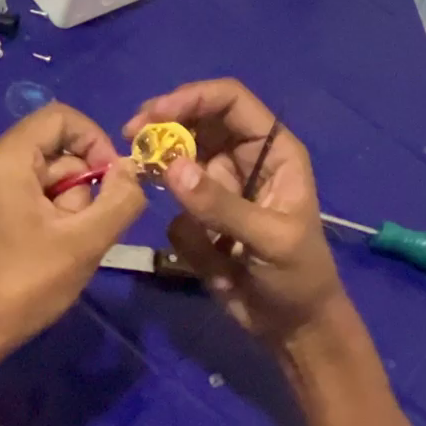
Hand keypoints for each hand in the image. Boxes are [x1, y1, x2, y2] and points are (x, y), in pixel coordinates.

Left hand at [0, 103, 145, 381]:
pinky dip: (43, 213)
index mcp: (3, 158)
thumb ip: (120, 198)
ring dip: (63, 205)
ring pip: (39, 175)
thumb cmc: (25, 286)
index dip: (96, 141)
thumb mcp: (85, 243)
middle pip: (51, 149)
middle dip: (78, 185)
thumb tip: (132, 169)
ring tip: (60, 247)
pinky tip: (44, 250)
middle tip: (80, 230)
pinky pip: (20, 193)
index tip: (112, 180)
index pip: (60, 117)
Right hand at [124, 79, 347, 344]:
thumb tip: (172, 168)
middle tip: (128, 142)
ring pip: (178, 167)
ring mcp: (218, 192)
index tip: (152, 114)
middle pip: (195, 125)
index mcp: (272, 152)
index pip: (230, 103)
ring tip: (163, 205)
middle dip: (163, 131)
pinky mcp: (200, 222)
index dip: (191, 99)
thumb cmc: (297, 276)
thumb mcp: (268, 239)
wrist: (291, 325)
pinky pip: (175, 212)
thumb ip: (220, 205)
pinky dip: (181, 230)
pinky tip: (209, 259)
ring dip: (164, 179)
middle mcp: (242, 162)